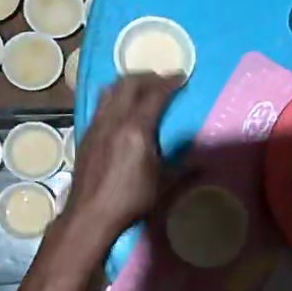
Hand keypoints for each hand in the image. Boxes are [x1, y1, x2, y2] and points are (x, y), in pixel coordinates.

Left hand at [64, 73, 180, 237]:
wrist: (90, 214)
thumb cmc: (130, 200)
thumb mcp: (164, 185)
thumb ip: (185, 169)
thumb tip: (204, 163)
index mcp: (137, 128)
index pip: (155, 94)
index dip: (170, 82)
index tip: (181, 77)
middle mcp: (115, 119)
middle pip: (129, 83)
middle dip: (148, 76)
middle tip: (162, 80)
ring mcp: (97, 124)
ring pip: (110, 89)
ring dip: (128, 83)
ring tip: (141, 88)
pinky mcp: (87, 133)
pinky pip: (101, 103)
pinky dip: (114, 96)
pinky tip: (121, 107)